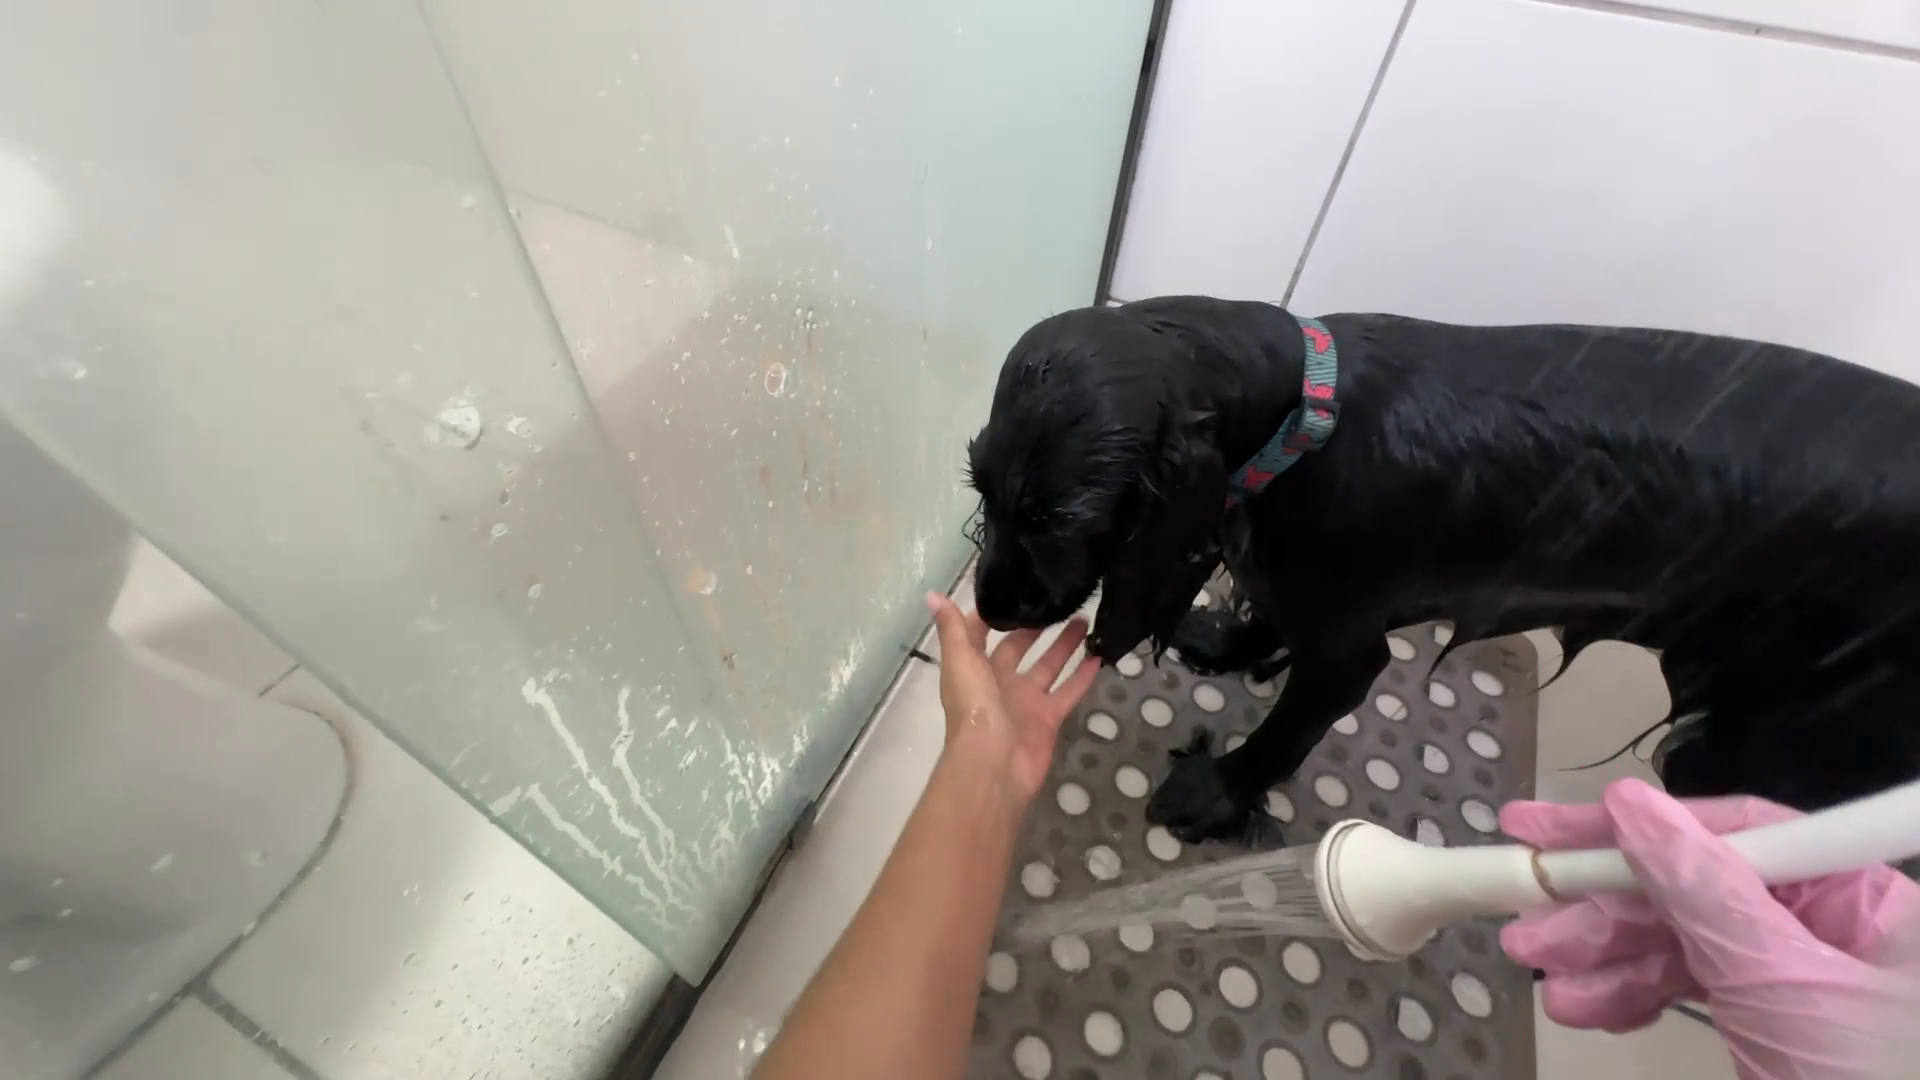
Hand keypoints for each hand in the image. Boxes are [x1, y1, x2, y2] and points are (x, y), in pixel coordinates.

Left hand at [923, 592, 1099, 802]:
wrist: (994, 764)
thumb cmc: (973, 708)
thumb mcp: (960, 660)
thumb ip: (952, 628)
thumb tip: (932, 594)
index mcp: (972, 667)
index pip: (979, 633)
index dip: (992, 614)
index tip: (1013, 588)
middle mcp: (998, 681)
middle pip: (1017, 648)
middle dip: (1033, 627)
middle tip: (1056, 601)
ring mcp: (1025, 701)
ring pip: (1048, 666)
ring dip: (1063, 645)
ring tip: (1084, 619)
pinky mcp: (1048, 718)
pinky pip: (1069, 691)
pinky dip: (1083, 675)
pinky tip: (1101, 654)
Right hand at [1501, 778, 1919, 1079]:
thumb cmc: (1874, 1075)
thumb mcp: (1785, 982)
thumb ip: (1705, 888)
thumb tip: (1628, 800)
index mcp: (1856, 901)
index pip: (1726, 831)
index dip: (1625, 824)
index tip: (1538, 829)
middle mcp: (1820, 926)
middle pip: (1680, 887)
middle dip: (1597, 910)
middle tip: (1527, 919)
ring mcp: (1788, 975)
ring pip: (1668, 938)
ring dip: (1596, 954)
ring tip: (1538, 967)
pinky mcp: (1763, 1018)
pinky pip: (1681, 985)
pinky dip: (1626, 992)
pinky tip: (1583, 1003)